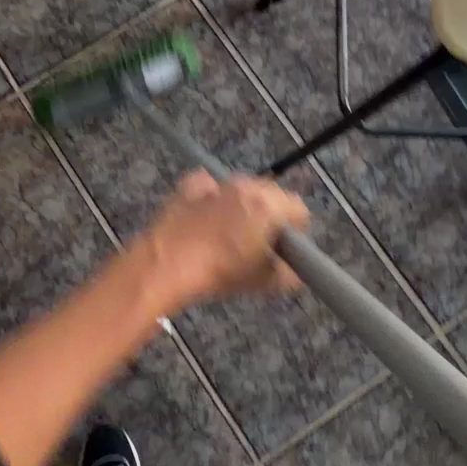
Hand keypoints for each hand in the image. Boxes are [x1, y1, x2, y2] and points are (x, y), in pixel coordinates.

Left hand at [126, 170, 308, 310]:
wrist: (168, 264)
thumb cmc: (220, 272)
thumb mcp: (263, 282)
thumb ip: (287, 274)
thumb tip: (291, 271)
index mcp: (269, 206)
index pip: (298, 208)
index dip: (296, 229)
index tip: (286, 247)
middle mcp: (246, 186)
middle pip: (271, 194)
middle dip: (270, 214)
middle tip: (259, 241)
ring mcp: (216, 183)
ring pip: (241, 188)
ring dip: (242, 204)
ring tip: (230, 231)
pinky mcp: (190, 185)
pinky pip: (209, 185)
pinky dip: (211, 196)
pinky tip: (205, 215)